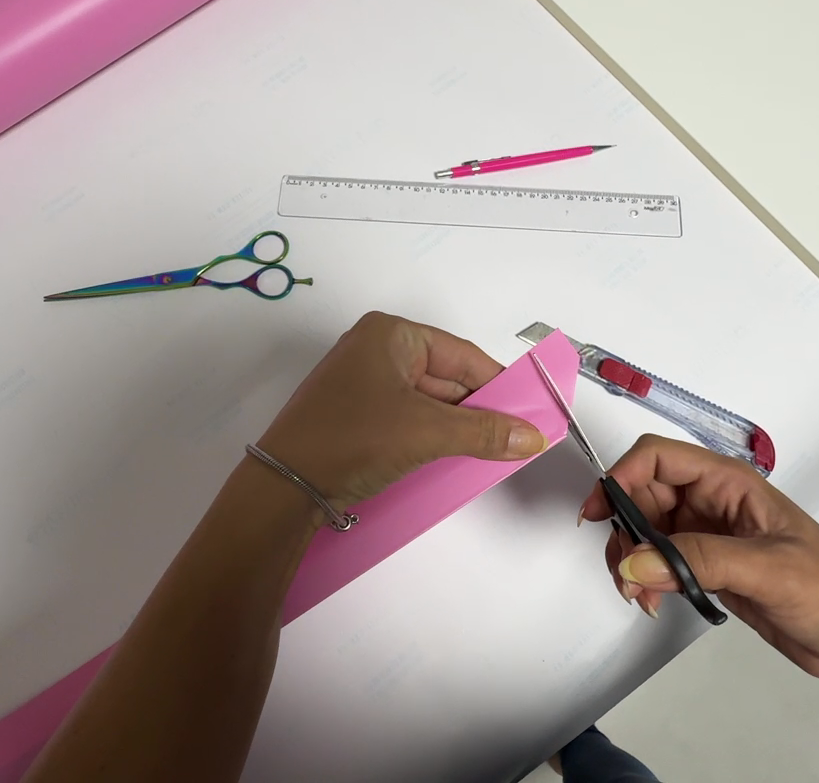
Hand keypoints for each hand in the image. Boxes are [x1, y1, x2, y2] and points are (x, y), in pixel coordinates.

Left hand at [254, 312, 545, 508]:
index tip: (530, 413)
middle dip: (478, 410)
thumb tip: (535, 437)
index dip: (499, 385)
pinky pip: (407, 417)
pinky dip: (432, 436)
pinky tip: (453, 457)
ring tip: (491, 452)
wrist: (283, 485)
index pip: (462, 355)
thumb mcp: (426, 431)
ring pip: (428, 400)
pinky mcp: (355, 413)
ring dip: (456, 426)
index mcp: (390, 333)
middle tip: (516, 440)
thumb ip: (484, 431)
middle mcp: (376, 348)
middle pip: (446, 377)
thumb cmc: (354, 438)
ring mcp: (363, 382)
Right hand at [584, 435, 818, 688]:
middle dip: (623, 527)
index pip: (658, 457)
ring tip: (638, 595)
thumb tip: (633, 561)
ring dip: (630, 556)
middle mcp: (711, 500)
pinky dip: (644, 576)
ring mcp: (706, 533)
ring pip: (644, 528)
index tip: (601, 513)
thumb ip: (696, 561)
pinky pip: (657, 559)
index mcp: (728, 482)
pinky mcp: (705, 565)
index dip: (623, 475)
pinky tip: (652, 601)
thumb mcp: (767, 570)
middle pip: (642, 493)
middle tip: (623, 570)